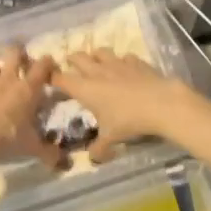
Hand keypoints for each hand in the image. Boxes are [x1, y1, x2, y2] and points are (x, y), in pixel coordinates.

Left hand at [0, 46, 62, 168]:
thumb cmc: (9, 139)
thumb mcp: (32, 148)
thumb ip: (48, 152)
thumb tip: (62, 161)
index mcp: (27, 89)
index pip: (42, 67)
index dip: (46, 61)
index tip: (48, 61)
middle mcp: (8, 80)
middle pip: (14, 53)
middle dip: (18, 52)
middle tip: (20, 58)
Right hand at [53, 51, 201, 162]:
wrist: (161, 104)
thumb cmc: (129, 121)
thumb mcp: (111, 138)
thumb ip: (99, 148)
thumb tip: (92, 159)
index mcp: (85, 88)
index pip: (61, 79)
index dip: (52, 78)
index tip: (50, 79)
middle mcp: (97, 71)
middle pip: (77, 57)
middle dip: (72, 60)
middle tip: (71, 66)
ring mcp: (117, 63)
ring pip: (100, 51)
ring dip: (95, 56)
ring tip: (97, 63)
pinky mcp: (136, 62)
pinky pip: (124, 57)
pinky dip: (122, 61)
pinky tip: (126, 69)